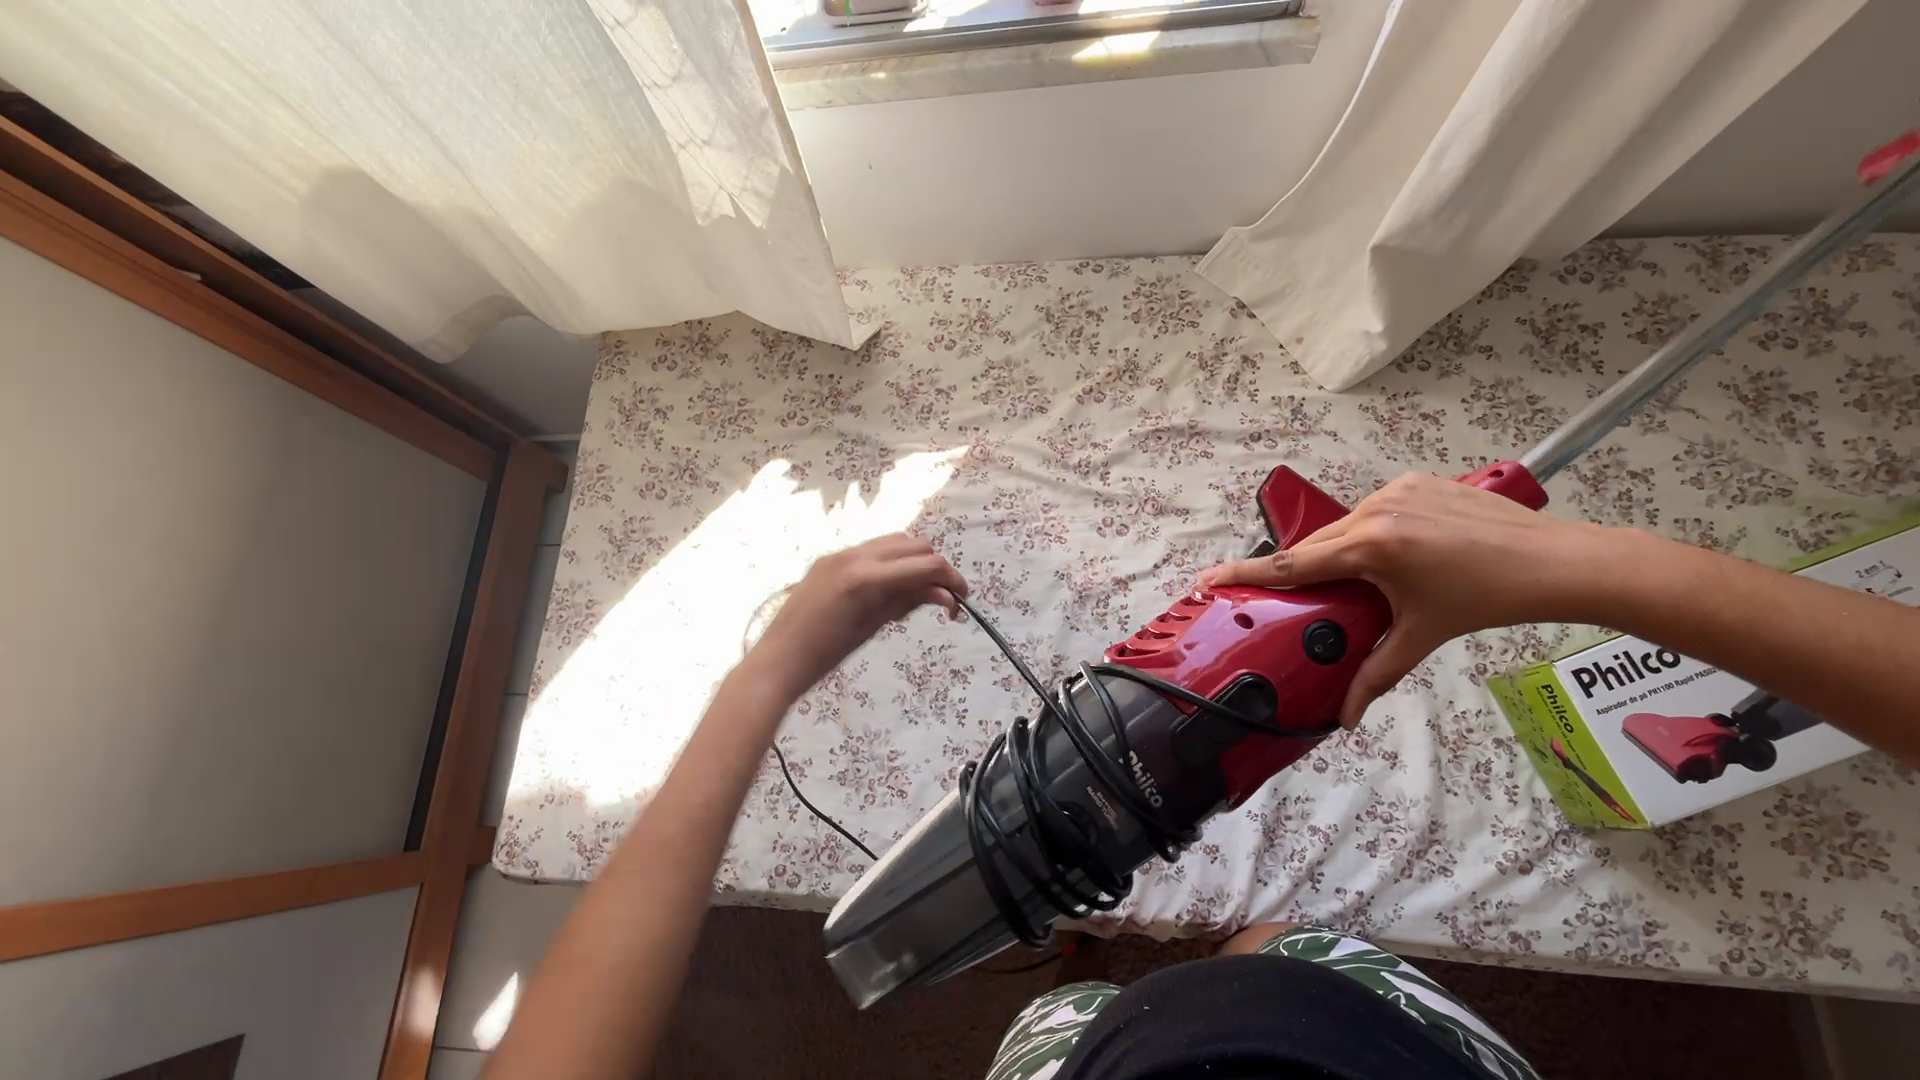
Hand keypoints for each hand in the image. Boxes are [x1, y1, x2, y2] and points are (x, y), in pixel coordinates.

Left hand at [750, 533, 967, 701]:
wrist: (778, 658)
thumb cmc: (826, 654)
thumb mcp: (873, 627)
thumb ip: (908, 602)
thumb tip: (944, 594)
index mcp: (867, 578)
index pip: (925, 564)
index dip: (951, 579)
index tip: (962, 601)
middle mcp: (856, 555)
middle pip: (915, 545)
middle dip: (935, 568)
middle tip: (943, 599)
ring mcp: (840, 553)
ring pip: (895, 542)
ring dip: (914, 561)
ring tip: (918, 593)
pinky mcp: (830, 558)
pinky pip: (872, 550)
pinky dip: (892, 561)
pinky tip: (890, 588)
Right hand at [1198, 472, 1616, 727]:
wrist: (1557, 561)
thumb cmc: (1488, 599)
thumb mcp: (1422, 636)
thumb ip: (1374, 674)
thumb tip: (1344, 718)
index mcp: (1373, 546)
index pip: (1292, 563)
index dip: (1246, 573)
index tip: (1209, 579)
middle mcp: (1377, 509)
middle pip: (1314, 544)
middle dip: (1297, 570)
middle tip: (1287, 597)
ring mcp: (1396, 490)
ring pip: (1340, 526)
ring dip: (1334, 552)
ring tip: (1350, 583)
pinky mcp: (1415, 481)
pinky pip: (1369, 509)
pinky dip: (1363, 533)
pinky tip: (1388, 556)